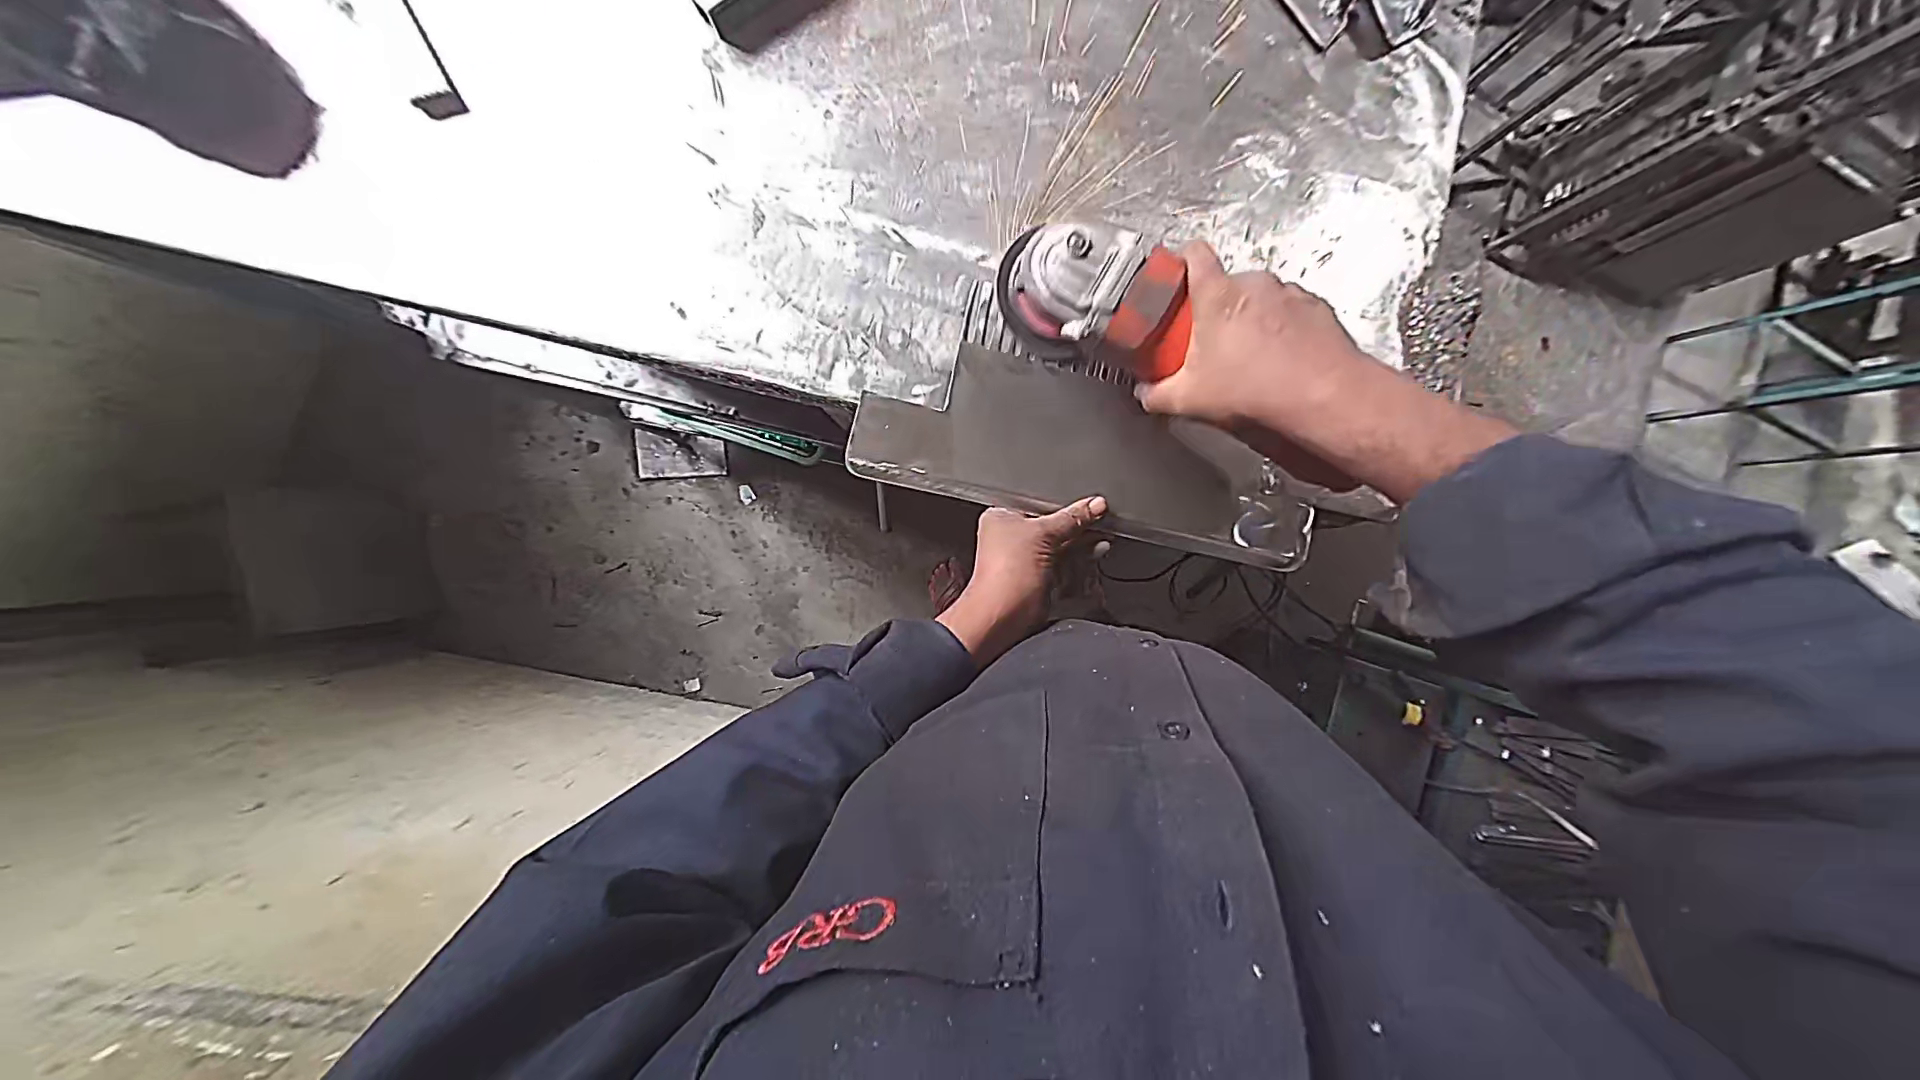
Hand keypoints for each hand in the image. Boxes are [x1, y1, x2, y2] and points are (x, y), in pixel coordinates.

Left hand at [936, 496, 1107, 664]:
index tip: (1088, 502)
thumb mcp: (1042, 533)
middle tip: (1099, 517)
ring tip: (1101, 535)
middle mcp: (1012, 537)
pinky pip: (1064, 563)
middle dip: (1077, 524)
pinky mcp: (1039, 577)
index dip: (1063, 503)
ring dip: (1082, 541)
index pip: (1038, 502)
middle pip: (1052, 524)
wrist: (1003, 616)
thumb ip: (1072, 518)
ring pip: (1061, 545)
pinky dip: (1079, 558)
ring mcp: (1026, 559)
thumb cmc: (1005, 574)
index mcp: (1002, 517)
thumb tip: (1094, 505)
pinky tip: (1095, 551)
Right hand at [1136, 242, 1516, 503]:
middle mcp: (1255, 284)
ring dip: (1248, 321)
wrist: (1323, 398)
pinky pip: (1288, 314)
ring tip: (1244, 359)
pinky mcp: (1317, 310)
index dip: (1180, 261)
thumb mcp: (1188, 399)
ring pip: (1258, 299)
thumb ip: (1157, 394)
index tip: (1174, 279)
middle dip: (1214, 309)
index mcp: (1217, 296)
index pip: (1194, 254)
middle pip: (1225, 284)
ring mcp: (1290, 294)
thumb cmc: (1255, 389)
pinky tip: (1275, 363)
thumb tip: (1145, 395)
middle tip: (1206, 343)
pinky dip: (1279, 332)